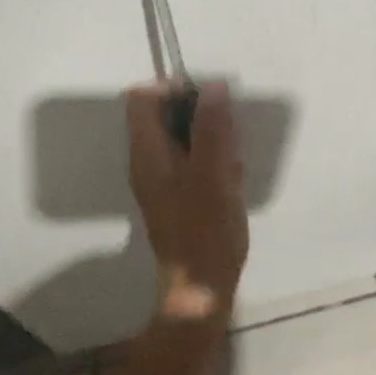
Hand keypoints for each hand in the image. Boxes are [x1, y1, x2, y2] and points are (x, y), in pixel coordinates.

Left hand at [126, 82, 247, 323]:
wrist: (202, 288)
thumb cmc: (206, 230)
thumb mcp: (214, 175)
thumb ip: (212, 129)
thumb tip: (212, 86)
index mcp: (147, 153)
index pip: (143, 98)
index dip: (174, 88)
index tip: (210, 101)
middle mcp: (147, 162)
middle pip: (163, 115)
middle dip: (200, 115)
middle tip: (227, 136)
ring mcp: (163, 180)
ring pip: (183, 138)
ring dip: (211, 140)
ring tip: (232, 162)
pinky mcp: (180, 196)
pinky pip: (194, 162)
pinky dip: (214, 162)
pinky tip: (232, 181)